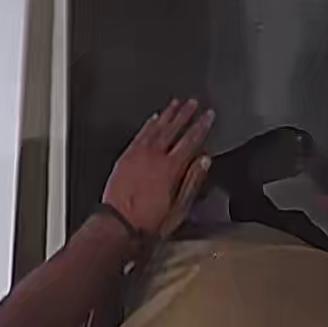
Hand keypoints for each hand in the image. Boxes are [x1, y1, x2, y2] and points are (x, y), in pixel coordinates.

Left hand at [102, 99, 214, 237]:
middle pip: (174, 128)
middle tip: (193, 102)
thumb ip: (193, 181)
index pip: (191, 140)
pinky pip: (140, 133)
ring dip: (168, 114)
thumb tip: (205, 160)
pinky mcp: (127, 155)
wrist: (118, 225)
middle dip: (185, 114)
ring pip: (157, 127)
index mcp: (171, 168)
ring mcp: (139, 153)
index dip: (202, 126)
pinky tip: (153, 117)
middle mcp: (155, 155)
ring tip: (176, 103)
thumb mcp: (179, 208)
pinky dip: (148, 124)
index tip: (209, 115)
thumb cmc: (149, 222)